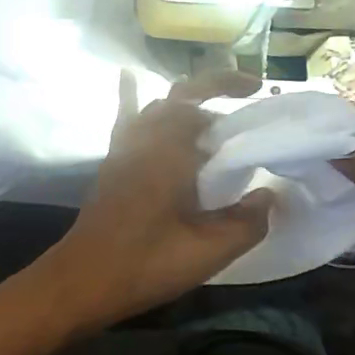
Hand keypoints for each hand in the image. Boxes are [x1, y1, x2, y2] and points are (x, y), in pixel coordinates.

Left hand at [37, 71, 275, 331]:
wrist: (85, 278)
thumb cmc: (147, 263)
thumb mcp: (209, 251)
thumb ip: (248, 221)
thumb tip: (270, 195)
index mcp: (169, 151)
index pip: (205, 108)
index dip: (234, 102)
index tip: (261, 104)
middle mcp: (144, 139)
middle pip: (181, 99)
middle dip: (215, 93)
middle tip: (247, 102)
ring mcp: (123, 148)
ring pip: (156, 108)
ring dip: (186, 105)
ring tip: (214, 117)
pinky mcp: (112, 164)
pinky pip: (124, 120)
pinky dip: (131, 97)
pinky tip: (128, 76)